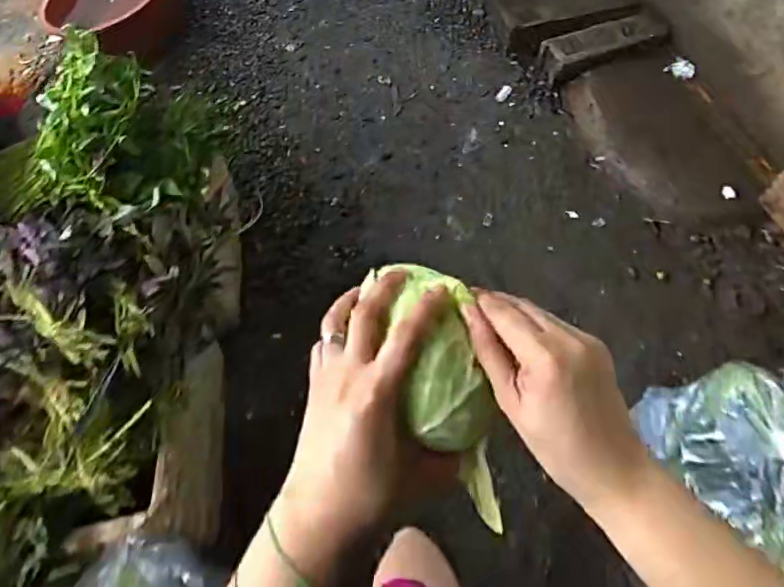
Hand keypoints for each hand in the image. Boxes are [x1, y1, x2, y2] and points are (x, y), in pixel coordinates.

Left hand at [270, 272, 457, 570]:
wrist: (315, 511)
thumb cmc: (368, 495)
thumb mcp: (420, 480)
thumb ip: (449, 457)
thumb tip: (470, 440)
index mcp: (378, 390)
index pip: (407, 335)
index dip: (426, 307)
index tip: (442, 288)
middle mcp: (349, 371)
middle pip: (366, 313)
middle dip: (385, 286)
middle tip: (403, 272)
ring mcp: (326, 374)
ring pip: (336, 320)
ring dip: (353, 297)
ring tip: (367, 287)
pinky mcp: (313, 383)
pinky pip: (323, 342)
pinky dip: (335, 326)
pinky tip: (344, 330)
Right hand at [463, 290, 650, 511]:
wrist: (618, 471)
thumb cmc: (557, 449)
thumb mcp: (511, 404)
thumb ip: (489, 353)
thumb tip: (469, 314)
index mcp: (545, 357)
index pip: (503, 313)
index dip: (480, 302)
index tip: (458, 296)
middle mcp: (568, 338)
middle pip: (521, 305)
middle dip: (495, 303)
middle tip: (471, 309)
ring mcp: (586, 339)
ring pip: (538, 311)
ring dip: (514, 312)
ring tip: (493, 325)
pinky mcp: (596, 343)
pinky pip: (555, 323)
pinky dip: (535, 325)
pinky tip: (524, 341)